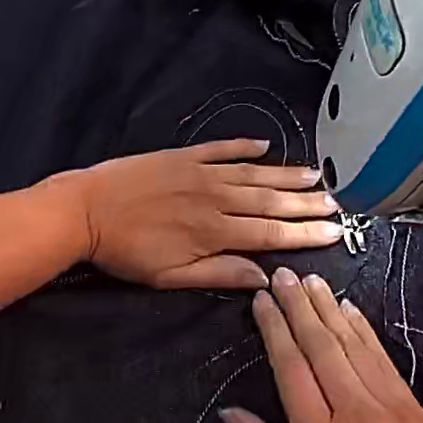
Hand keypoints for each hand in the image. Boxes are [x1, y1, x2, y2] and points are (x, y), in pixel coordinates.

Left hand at [46, 139, 341, 289]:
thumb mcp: (170, 277)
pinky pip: (222, 148)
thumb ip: (219, 274)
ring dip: (286, 174)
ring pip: (254, 174)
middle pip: (270, 200)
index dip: (304, 233)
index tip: (333, 230)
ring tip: (316, 175)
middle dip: (306, 202)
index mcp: (214, 232)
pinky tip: (265, 145)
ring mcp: (202, 172)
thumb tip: (264, 278)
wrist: (85, 210)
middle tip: (337, 201)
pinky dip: (245, 146)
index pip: (270, 232)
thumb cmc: (127, 251)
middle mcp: (216, 198)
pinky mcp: (185, 156)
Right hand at [221, 269, 422, 422]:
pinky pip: (382, 357)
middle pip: (320, 344)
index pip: (290, 366)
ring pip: (352, 343)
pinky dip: (363, 329)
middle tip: (283, 275)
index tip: (262, 301)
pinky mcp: (418, 409)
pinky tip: (350, 311)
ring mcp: (391, 407)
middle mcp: (356, 415)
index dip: (274, 328)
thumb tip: (233, 415)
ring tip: (310, 281)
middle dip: (298, 305)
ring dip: (328, 307)